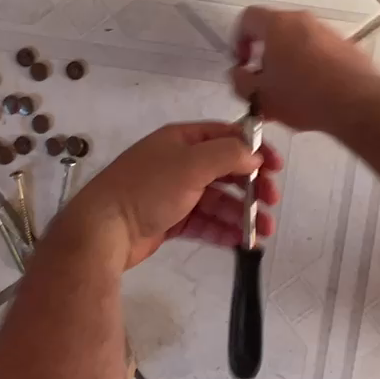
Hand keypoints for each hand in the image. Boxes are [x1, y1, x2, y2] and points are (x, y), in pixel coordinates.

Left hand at [60, 122, 283, 269]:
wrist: (103, 230)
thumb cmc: (148, 188)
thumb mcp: (191, 164)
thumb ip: (228, 155)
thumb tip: (255, 155)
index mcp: (182, 139)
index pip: (226, 136)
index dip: (253, 149)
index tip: (276, 167)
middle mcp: (179, 162)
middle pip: (225, 169)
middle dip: (250, 186)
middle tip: (271, 202)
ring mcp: (174, 192)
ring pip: (217, 199)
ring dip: (240, 213)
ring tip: (262, 232)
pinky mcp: (170, 220)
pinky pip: (204, 221)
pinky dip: (223, 229)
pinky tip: (241, 242)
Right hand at [229, 7, 377, 132]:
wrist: (356, 103)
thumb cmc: (303, 95)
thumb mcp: (259, 95)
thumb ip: (240, 81)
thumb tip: (239, 75)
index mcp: (276, 24)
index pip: (247, 18)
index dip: (239, 40)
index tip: (243, 63)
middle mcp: (302, 20)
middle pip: (274, 30)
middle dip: (265, 55)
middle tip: (264, 81)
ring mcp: (327, 31)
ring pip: (298, 41)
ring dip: (289, 61)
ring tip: (289, 92)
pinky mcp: (346, 46)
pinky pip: (320, 52)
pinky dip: (312, 67)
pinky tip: (313, 94)